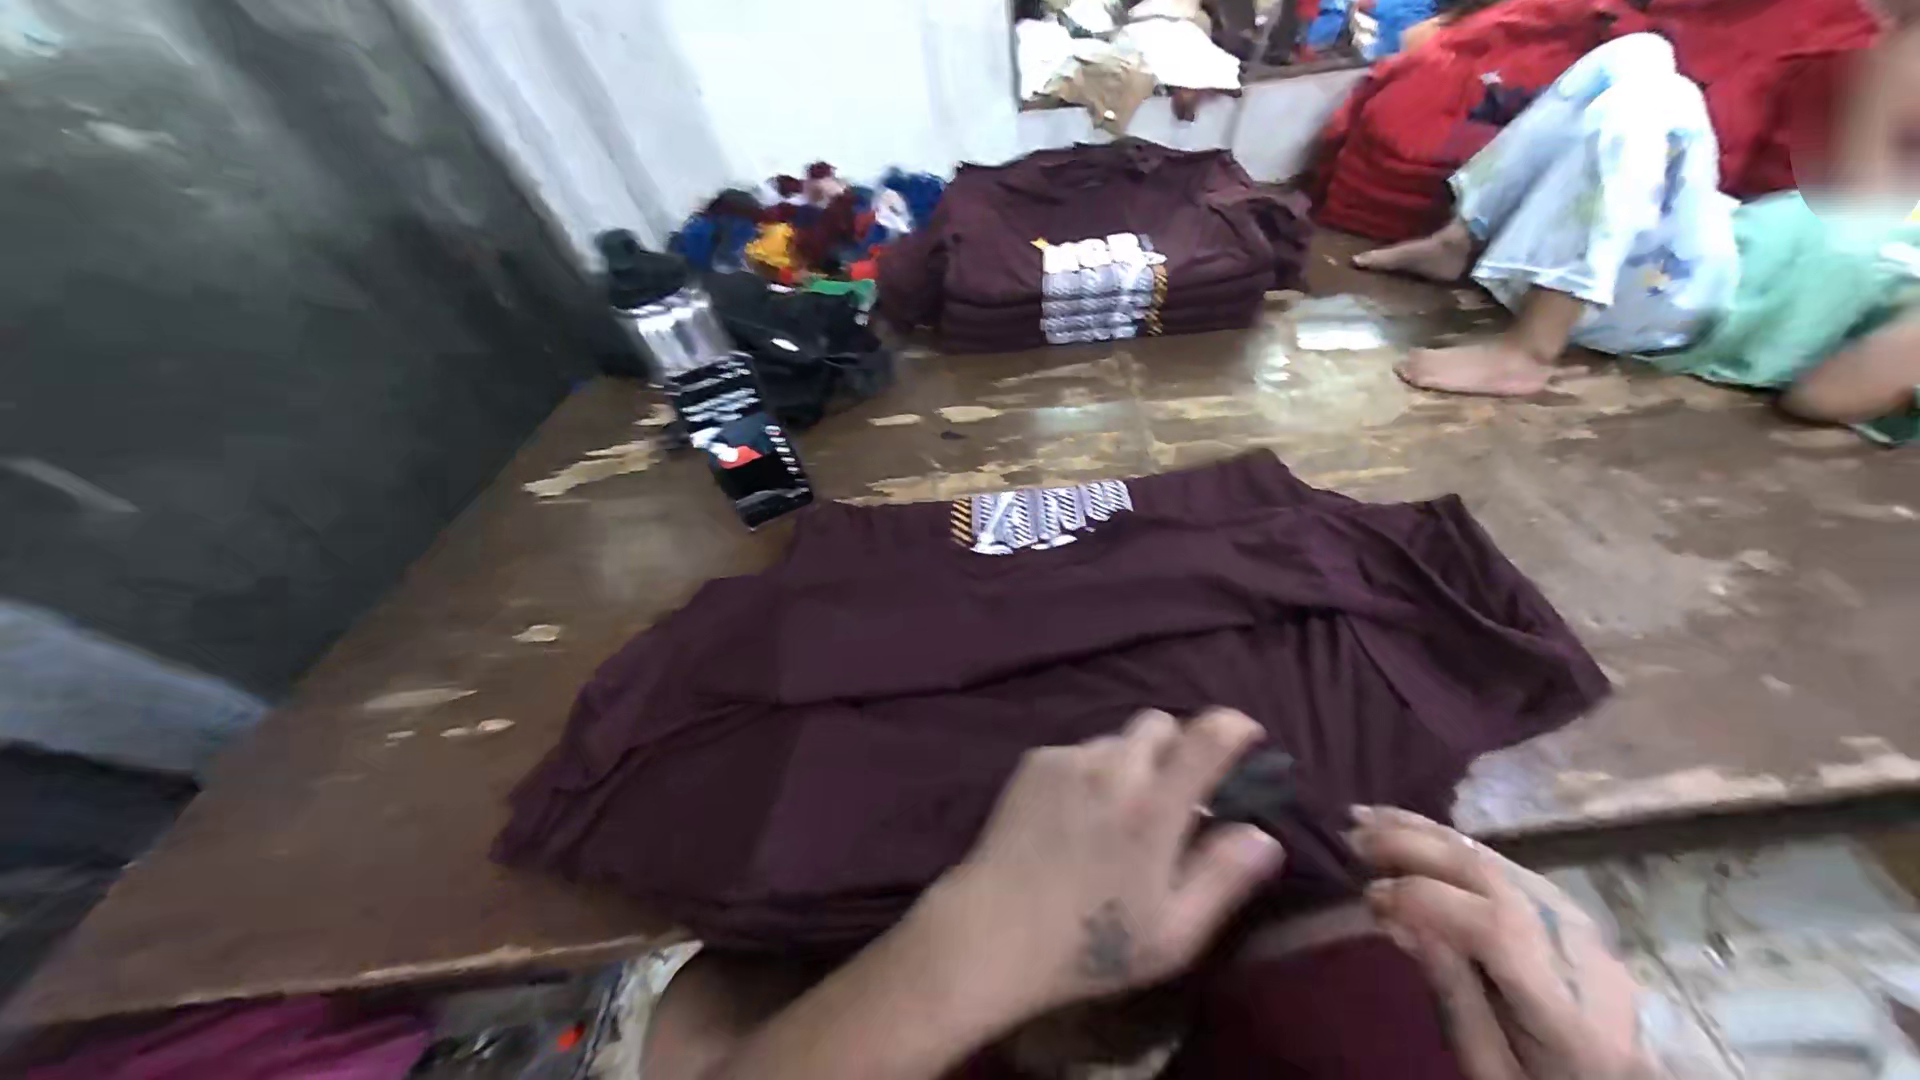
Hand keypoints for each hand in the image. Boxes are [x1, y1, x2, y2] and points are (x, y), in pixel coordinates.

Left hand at [914, 708, 1285, 1026]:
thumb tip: (1263, 835)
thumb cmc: (1091, 942)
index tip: (1244, 733)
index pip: (1204, 739)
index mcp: (1153, 808)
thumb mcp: (1174, 930)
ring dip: (1130, 764)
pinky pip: (1079, 752)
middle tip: (1171, 794)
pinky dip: (1091, 772)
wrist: (993, 928)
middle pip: (1158, 724)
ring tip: (1113, 816)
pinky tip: (1073, 817)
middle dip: (1176, 747)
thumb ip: (1224, 876)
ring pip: (1116, 740)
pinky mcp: (1035, 761)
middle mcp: (1112, 768)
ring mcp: (1068, 759)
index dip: (1232, 725)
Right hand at [1350, 806, 1651, 1079]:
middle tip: (1352, 837)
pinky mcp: (1565, 908)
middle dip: (1412, 847)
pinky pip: (1499, 859)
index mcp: (1567, 1011)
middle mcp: (1581, 954)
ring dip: (1421, 831)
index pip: (1495, 928)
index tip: (1368, 897)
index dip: (1423, 899)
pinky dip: (1445, 838)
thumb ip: (1451, 992)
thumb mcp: (1486, 1065)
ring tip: (1365, 817)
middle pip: (1491, 879)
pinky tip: (1407, 826)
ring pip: (1493, 858)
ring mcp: (1579, 924)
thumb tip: (1400, 918)